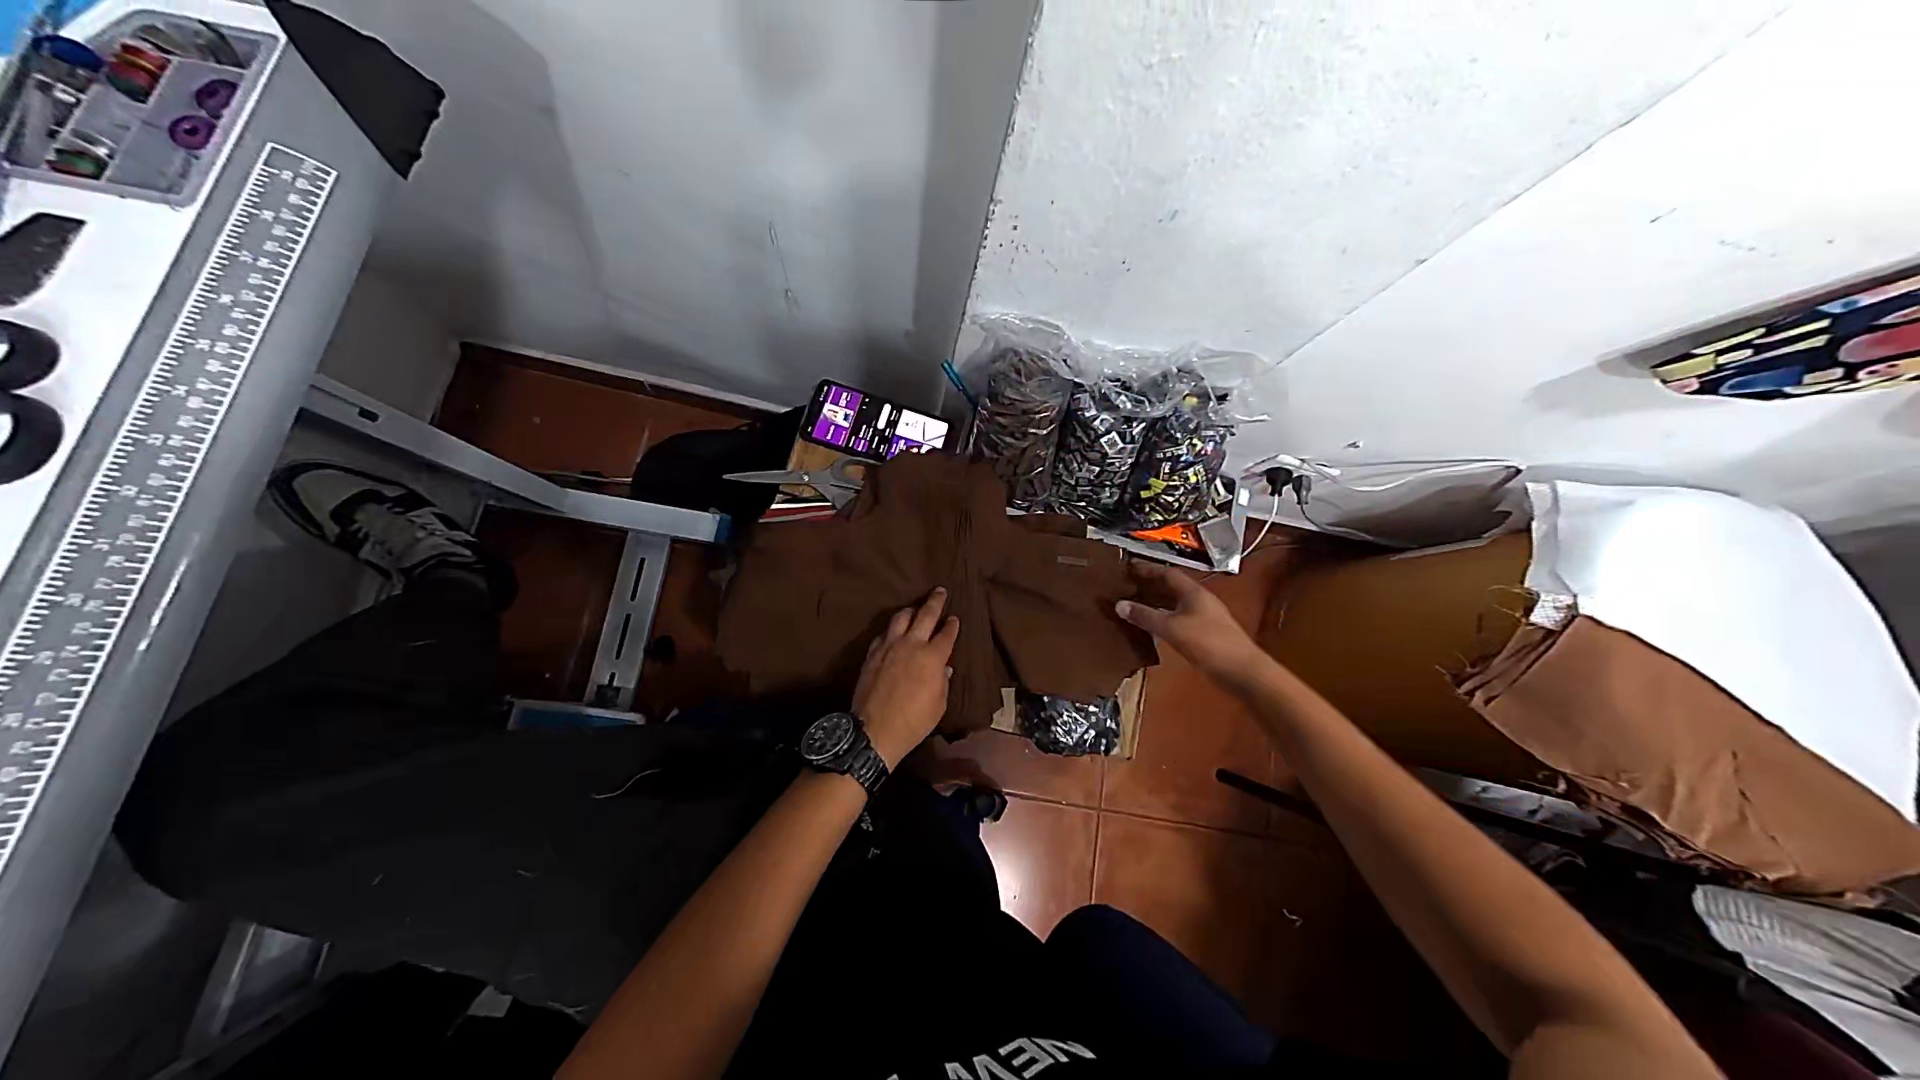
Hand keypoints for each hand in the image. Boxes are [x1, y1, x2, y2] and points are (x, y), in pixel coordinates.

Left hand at [853, 588, 960, 766]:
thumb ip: (942, 681)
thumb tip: (943, 667)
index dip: (952, 625)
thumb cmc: (914, 721)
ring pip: (900, 617)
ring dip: (910, 610)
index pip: (946, 633)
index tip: (954, 619)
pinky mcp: (872, 653)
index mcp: (932, 656)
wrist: (875, 730)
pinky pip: (884, 633)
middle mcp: (911, 644)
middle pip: (925, 614)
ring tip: (914, 608)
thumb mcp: (938, 704)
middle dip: (935, 601)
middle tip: (940, 591)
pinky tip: (893, 631)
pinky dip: (892, 629)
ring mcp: (889, 646)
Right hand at [1116, 562, 1271, 688]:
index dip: (1148, 569)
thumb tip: (1120, 605)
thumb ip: (1146, 616)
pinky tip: (1152, 628)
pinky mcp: (1205, 634)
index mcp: (1194, 593)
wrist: (1241, 671)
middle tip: (1127, 587)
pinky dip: (1163, 619)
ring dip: (1156, 603)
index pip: (1168, 573)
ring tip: (1134, 605)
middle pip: (1171, 588)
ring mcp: (1204, 618)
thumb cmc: (1209, 643)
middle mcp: (1200, 601)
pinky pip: (1178, 619)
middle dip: (1150, 586)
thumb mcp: (1172, 628)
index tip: (1129, 568)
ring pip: (1175, 604)